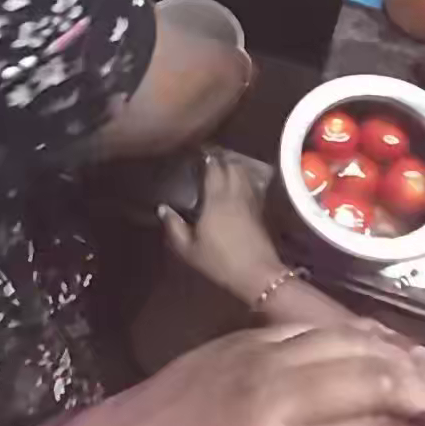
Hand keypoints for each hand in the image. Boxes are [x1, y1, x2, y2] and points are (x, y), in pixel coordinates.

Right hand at [161, 151, 284, 303]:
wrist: (257, 272)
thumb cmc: (220, 261)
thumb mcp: (189, 249)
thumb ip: (174, 227)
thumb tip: (164, 208)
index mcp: (216, 199)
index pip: (214, 169)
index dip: (208, 158)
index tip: (200, 153)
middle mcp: (235, 193)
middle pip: (232, 165)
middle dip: (223, 158)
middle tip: (211, 157)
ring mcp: (251, 200)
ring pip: (245, 173)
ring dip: (235, 165)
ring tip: (224, 165)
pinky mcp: (261, 209)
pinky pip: (252, 185)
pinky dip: (245, 178)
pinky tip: (239, 183)